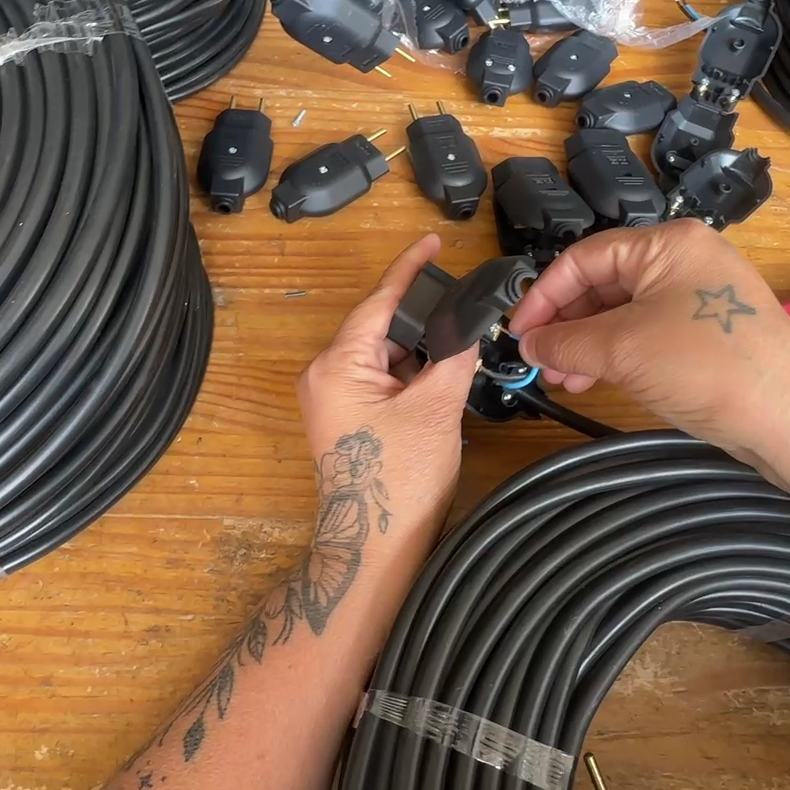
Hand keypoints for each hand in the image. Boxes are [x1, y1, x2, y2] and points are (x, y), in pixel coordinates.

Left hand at [296, 234, 478, 541]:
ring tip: (455, 357)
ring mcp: (330, 395)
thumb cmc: (399, 481)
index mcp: (336, 364)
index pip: (378, 301)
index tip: (431, 241)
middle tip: (462, 314)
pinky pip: (378, 378)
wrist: (375, 548)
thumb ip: (452, 357)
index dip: (409, 269)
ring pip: (382, 354)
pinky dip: (407, 374)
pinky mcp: (343, 414)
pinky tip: (436, 380)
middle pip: (380, 328)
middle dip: (421, 322)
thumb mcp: (436, 409)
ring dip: (417, 353)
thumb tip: (465, 328)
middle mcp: (324, 374)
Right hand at [507, 220, 789, 472]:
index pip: (582, 258)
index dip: (543, 294)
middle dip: (565, 324)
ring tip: (562, 377)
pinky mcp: (704, 331)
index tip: (518, 330)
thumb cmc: (706, 366)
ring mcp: (695, 296)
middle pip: (601, 284)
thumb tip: (527, 345)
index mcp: (665, 243)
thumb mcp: (621, 348)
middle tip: (539, 359)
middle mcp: (681, 260)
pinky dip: (612, 353)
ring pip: (619, 312)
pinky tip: (590, 378)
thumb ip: (563, 341)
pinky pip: (642, 332)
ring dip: (584, 344)